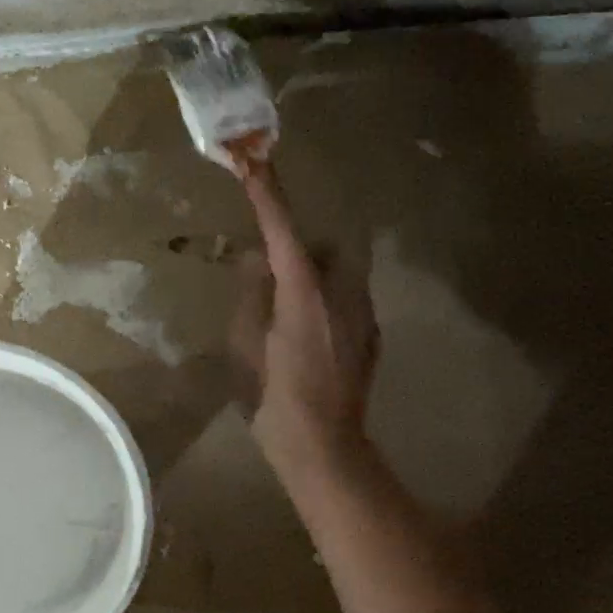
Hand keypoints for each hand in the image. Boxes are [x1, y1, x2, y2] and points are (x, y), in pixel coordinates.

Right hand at [229, 161, 378, 471]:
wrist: (321, 444)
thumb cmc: (272, 396)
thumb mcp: (246, 344)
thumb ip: (253, 296)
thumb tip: (256, 259)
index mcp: (306, 297)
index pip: (285, 236)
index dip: (270, 202)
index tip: (255, 169)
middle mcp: (343, 297)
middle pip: (324, 249)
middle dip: (299, 245)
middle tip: (267, 266)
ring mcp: (362, 317)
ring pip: (339, 274)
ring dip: (311, 273)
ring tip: (280, 302)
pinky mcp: (367, 337)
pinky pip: (344, 299)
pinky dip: (320, 298)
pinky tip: (300, 330)